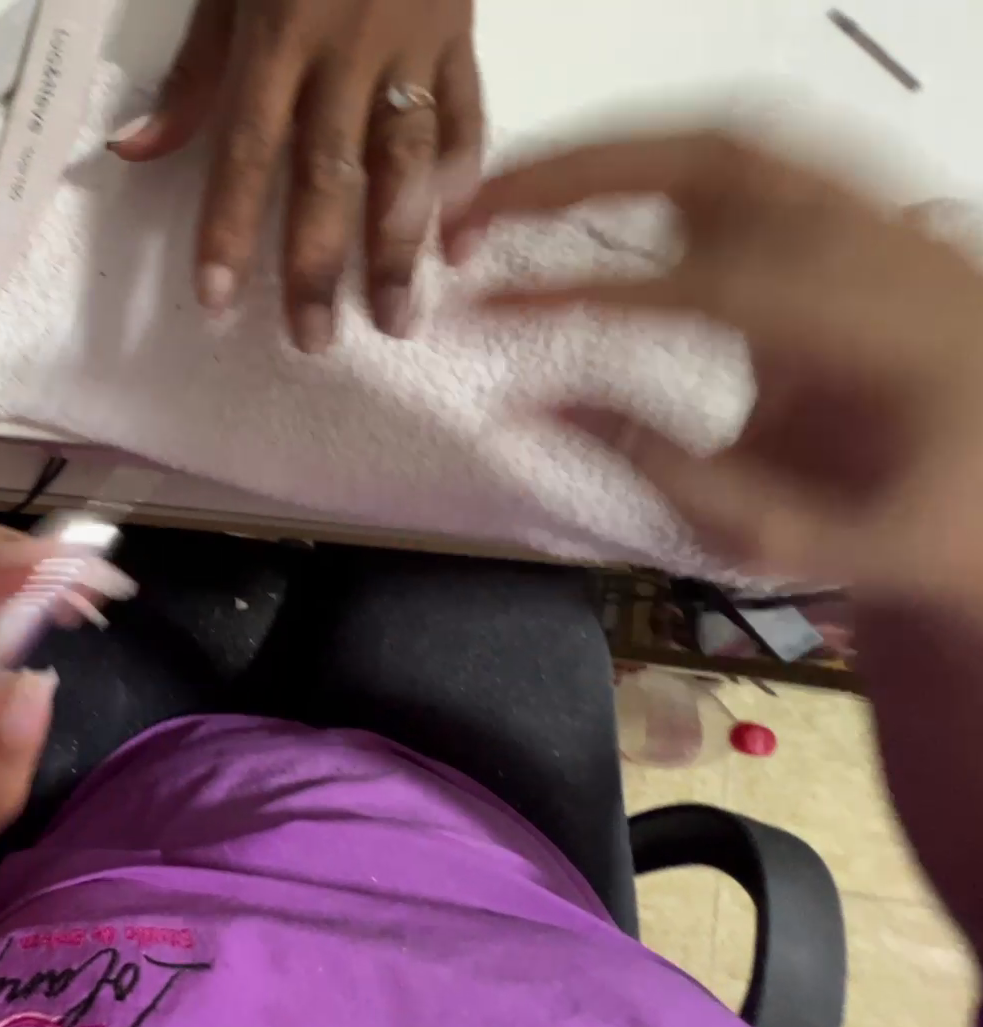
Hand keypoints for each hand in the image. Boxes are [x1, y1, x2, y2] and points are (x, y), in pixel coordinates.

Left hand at [109, 0, 483, 348]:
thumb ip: (191, 72)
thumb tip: (134, 152)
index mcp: (281, 34)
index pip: (246, 154)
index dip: (230, 230)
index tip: (219, 300)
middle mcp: (351, 49)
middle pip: (332, 176)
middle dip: (320, 265)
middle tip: (313, 341)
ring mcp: (417, 42)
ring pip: (409, 161)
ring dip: (401, 248)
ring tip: (396, 319)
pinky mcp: (466, 31)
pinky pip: (471, 115)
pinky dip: (466, 183)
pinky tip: (462, 247)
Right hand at [444, 132, 982, 604]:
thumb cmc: (906, 526)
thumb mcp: (779, 536)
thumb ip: (652, 468)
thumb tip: (517, 408)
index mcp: (890, 338)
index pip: (711, 287)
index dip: (579, 295)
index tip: (478, 314)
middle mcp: (894, 248)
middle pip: (722, 161)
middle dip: (575, 175)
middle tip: (470, 209)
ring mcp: (880, 217)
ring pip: (726, 140)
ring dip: (599, 155)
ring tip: (502, 189)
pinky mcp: (852, 217)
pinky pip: (737, 158)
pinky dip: (640, 161)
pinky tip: (576, 189)